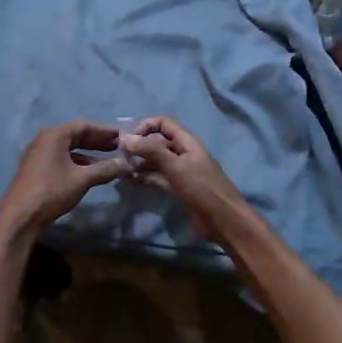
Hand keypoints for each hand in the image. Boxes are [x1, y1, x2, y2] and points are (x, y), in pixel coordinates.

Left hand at [0, 121, 130, 226]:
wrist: (21, 216)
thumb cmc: (52, 191)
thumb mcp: (82, 179)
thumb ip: (105, 169)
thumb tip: (126, 164)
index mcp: (54, 136)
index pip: (83, 126)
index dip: (104, 130)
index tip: (121, 136)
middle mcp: (45, 141)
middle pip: (75, 136)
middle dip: (97, 142)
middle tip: (118, 147)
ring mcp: (40, 155)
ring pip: (69, 150)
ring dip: (89, 154)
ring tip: (109, 161)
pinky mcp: (38, 170)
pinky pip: (62, 160)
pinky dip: (78, 164)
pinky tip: (92, 173)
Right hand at [119, 116, 248, 238]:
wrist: (222, 219)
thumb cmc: (201, 187)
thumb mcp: (175, 165)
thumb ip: (151, 150)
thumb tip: (125, 138)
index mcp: (187, 142)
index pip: (163, 123)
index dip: (145, 126)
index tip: (128, 140)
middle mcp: (182, 153)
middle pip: (157, 142)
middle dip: (139, 147)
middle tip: (120, 157)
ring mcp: (180, 172)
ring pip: (156, 162)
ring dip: (139, 164)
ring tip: (121, 170)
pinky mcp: (177, 188)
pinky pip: (157, 178)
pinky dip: (145, 177)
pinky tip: (130, 180)